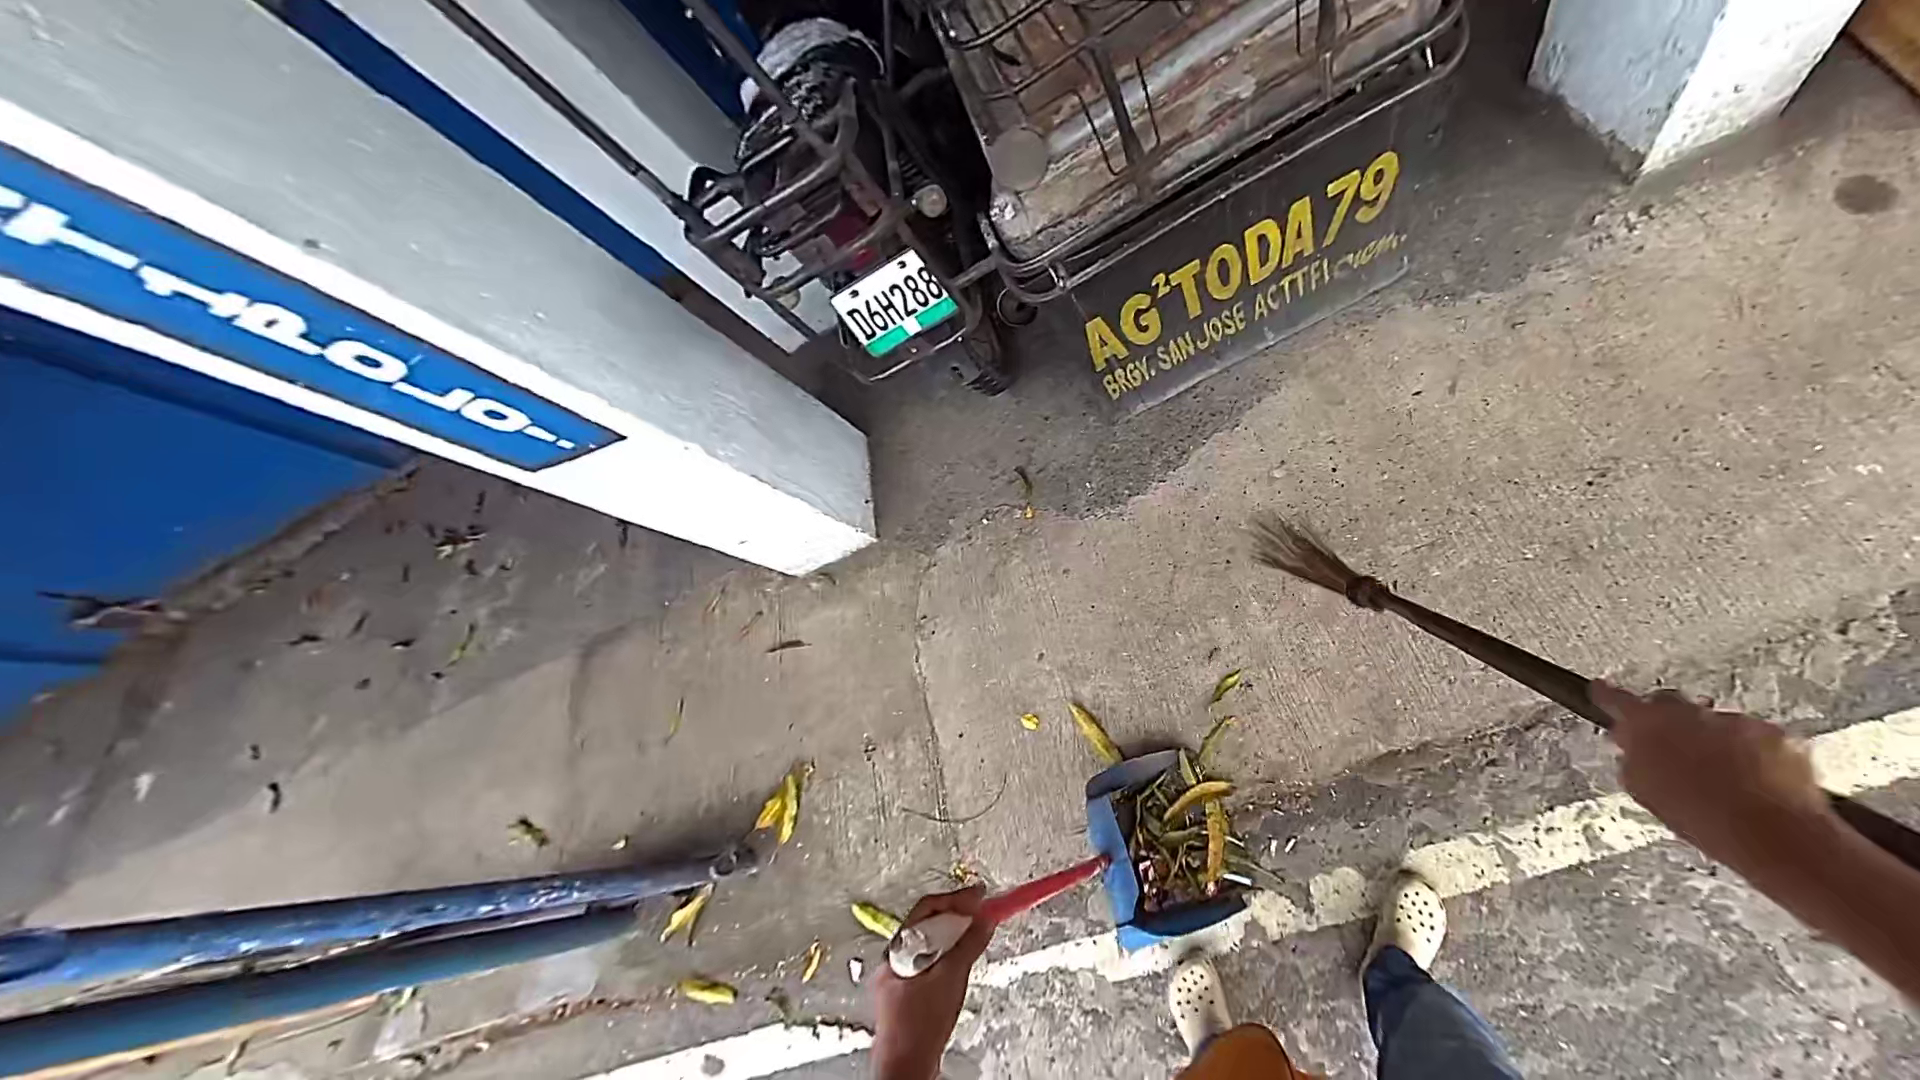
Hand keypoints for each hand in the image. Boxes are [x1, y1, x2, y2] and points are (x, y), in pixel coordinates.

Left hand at [868, 885, 994, 1079]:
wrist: (905, 1069)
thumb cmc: (919, 1027)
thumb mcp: (951, 978)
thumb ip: (968, 945)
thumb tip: (984, 920)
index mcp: (899, 947)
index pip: (928, 908)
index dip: (956, 898)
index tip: (979, 895)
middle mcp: (895, 957)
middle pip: (927, 922)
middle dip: (955, 914)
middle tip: (980, 911)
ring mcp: (899, 974)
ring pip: (928, 942)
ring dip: (952, 933)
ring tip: (974, 932)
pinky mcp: (907, 991)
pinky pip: (929, 959)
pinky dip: (948, 953)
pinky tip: (960, 960)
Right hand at [1591, 682, 1836, 873]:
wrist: (1772, 834)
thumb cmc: (1699, 814)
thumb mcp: (1641, 786)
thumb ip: (1631, 755)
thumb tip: (1633, 746)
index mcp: (1643, 722)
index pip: (1613, 697)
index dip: (1604, 694)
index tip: (1600, 689)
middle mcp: (1686, 713)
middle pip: (1669, 703)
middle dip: (1668, 720)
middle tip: (1673, 748)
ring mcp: (1733, 721)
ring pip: (1715, 721)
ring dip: (1713, 739)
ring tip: (1722, 776)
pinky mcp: (1776, 734)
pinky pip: (1756, 735)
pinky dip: (1753, 751)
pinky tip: (1754, 779)